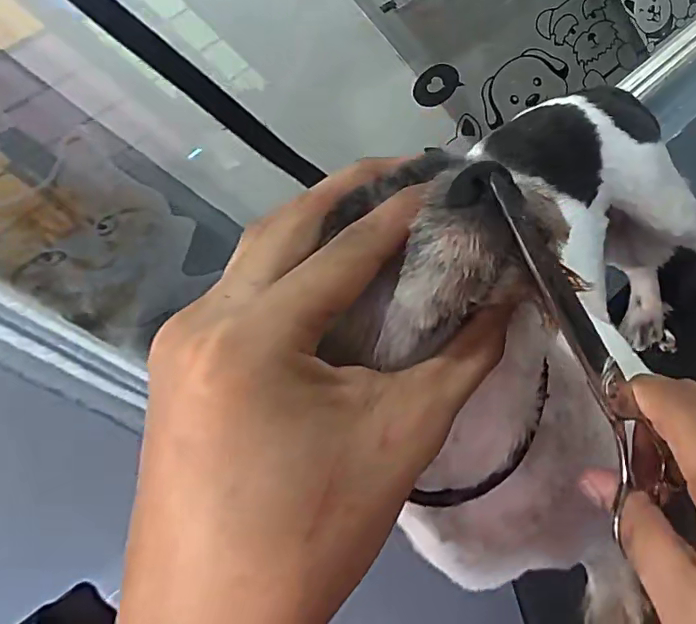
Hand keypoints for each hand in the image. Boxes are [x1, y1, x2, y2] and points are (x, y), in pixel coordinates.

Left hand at [118, 160, 511, 623]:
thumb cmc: (313, 528)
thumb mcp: (408, 431)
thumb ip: (470, 352)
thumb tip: (514, 297)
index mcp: (254, 336)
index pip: (347, 246)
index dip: (407, 206)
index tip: (452, 175)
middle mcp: (204, 322)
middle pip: (287, 224)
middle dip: (353, 185)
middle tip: (413, 166)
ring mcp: (181, 344)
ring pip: (259, 250)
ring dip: (321, 218)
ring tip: (383, 200)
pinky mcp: (181, 367)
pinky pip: (246, 285)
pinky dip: (297, 259)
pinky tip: (339, 266)